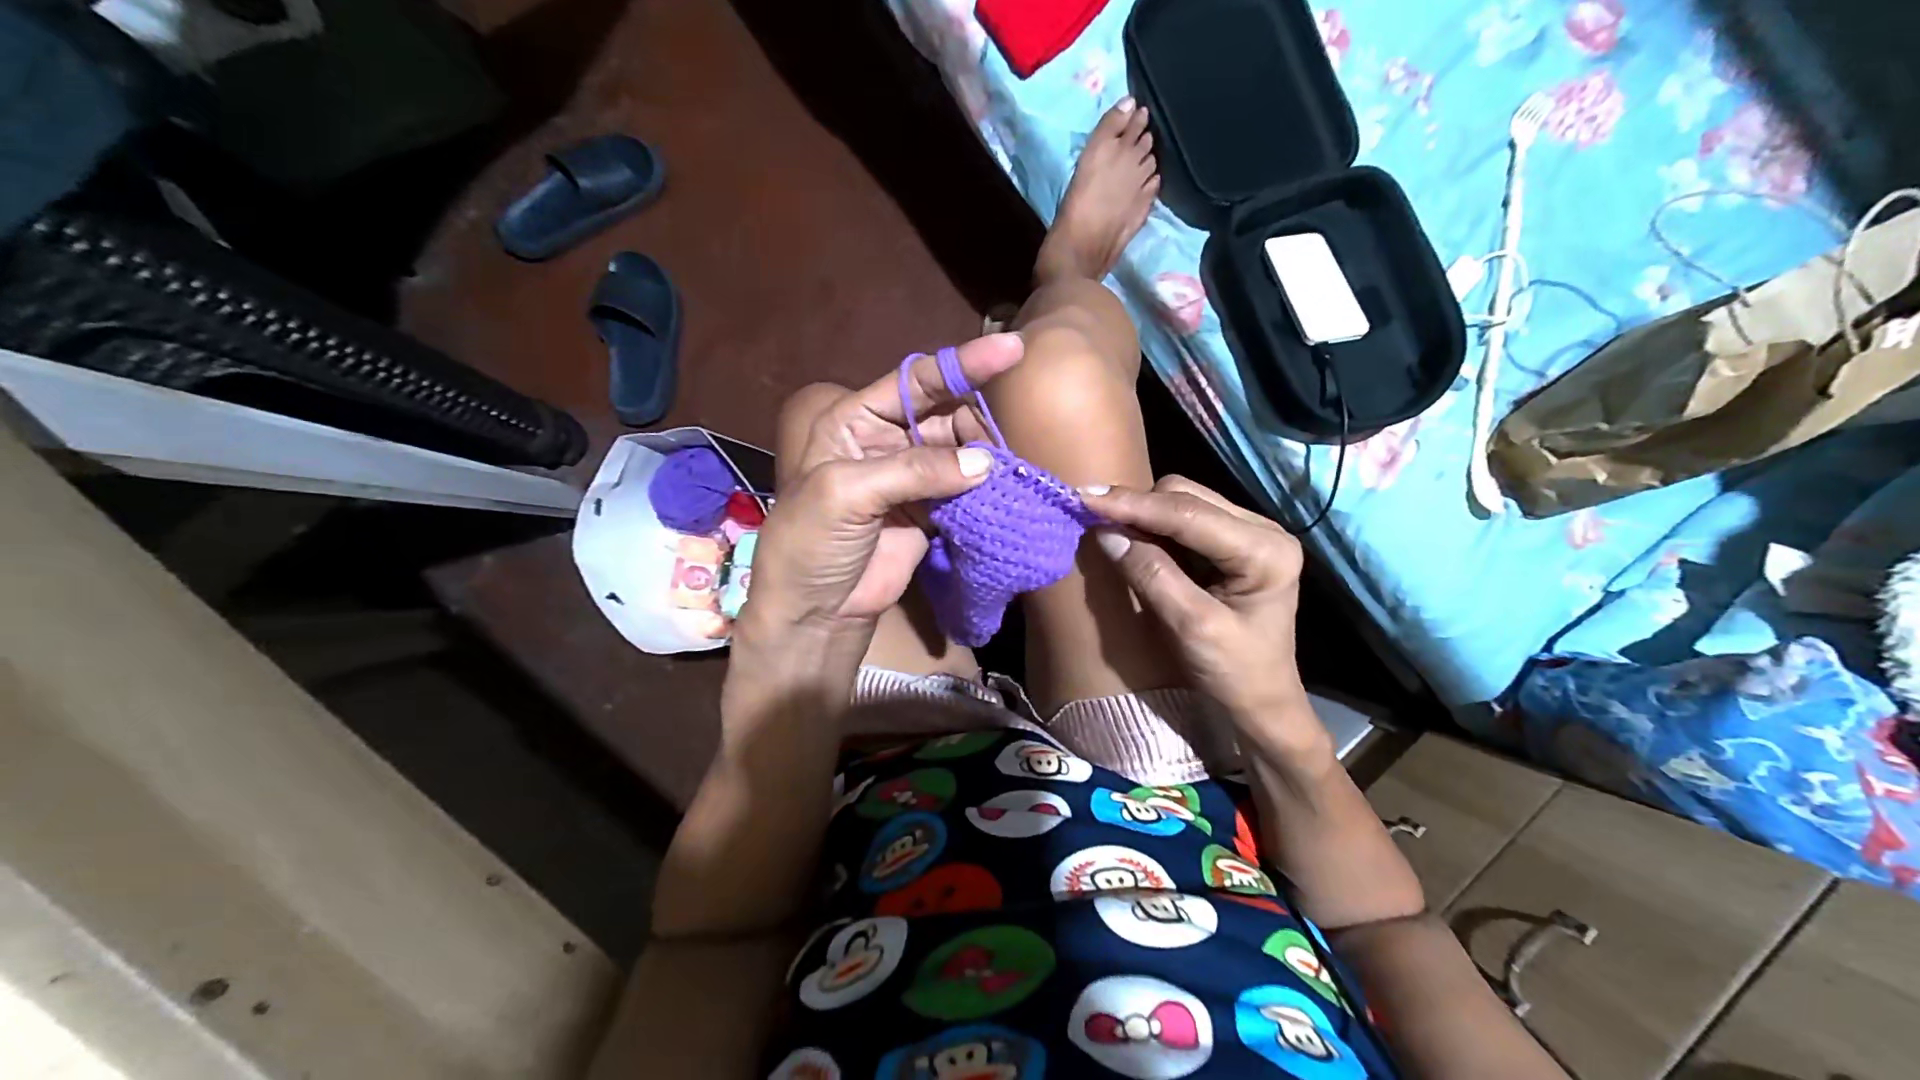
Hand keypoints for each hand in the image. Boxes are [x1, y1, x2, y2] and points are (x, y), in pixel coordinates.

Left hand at [740, 334, 1023, 651]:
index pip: (914, 381)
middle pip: (946, 413)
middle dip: (977, 422)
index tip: (1011, 349)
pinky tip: (1004, 491)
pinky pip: (967, 490)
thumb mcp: (846, 493)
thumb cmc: (811, 542)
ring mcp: (912, 478)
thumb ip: (913, 470)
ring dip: (987, 458)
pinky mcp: (931, 511)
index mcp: (854, 420)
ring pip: (963, 452)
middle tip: (998, 449)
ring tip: (1004, 474)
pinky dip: (987, 490)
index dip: (961, 364)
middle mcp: (887, 441)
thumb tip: (984, 463)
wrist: (816, 611)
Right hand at [1080, 477, 1319, 755]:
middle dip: (1137, 505)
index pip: (1189, 514)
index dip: (1134, 505)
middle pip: (1186, 497)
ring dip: (1143, 513)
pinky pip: (1183, 518)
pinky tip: (1131, 536)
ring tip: (1108, 527)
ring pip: (1183, 501)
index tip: (1086, 499)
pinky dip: (1152, 524)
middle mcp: (1262, 529)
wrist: (1259, 699)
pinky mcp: (1230, 541)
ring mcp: (1248, 532)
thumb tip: (1106, 533)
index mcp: (1265, 550)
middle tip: (1091, 517)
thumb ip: (1152, 576)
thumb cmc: (1234, 671)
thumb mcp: (1191, 627)